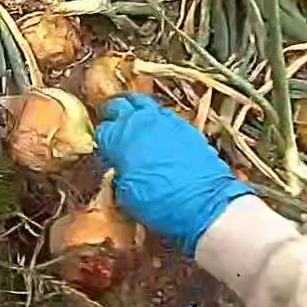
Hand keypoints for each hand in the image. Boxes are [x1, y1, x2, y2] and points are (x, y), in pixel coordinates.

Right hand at [95, 93, 249, 256]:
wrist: (204, 203)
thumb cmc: (158, 202)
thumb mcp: (126, 195)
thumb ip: (117, 174)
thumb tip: (118, 168)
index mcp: (120, 138)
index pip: (102, 130)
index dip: (102, 141)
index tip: (105, 151)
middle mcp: (140, 122)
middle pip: (119, 105)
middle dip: (113, 113)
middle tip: (112, 124)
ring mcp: (164, 120)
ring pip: (143, 103)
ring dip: (135, 110)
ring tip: (134, 122)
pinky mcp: (184, 125)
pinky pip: (164, 113)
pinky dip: (156, 118)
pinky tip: (158, 131)